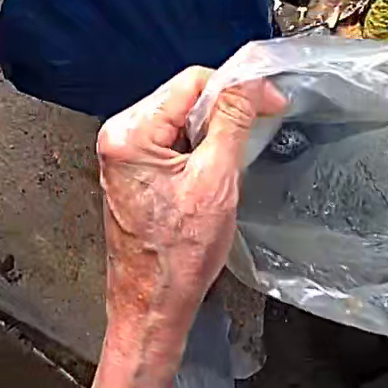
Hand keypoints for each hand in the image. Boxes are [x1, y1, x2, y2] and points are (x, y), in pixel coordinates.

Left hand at [77, 67, 285, 387]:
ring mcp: (123, 155)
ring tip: (227, 168)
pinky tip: (211, 175)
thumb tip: (249, 81)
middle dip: (223, 113)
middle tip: (253, 134)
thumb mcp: (215, 181)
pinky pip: (172, 143)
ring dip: (213, 134)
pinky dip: (199, 151)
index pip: (190, 81)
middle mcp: (118, 138)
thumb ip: (232, 121)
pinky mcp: (134, 171)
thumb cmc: (176, 257)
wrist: (152, 305)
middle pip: (183, 98)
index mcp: (129, 134)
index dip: (235, 88)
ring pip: (181, 121)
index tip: (268, 101)